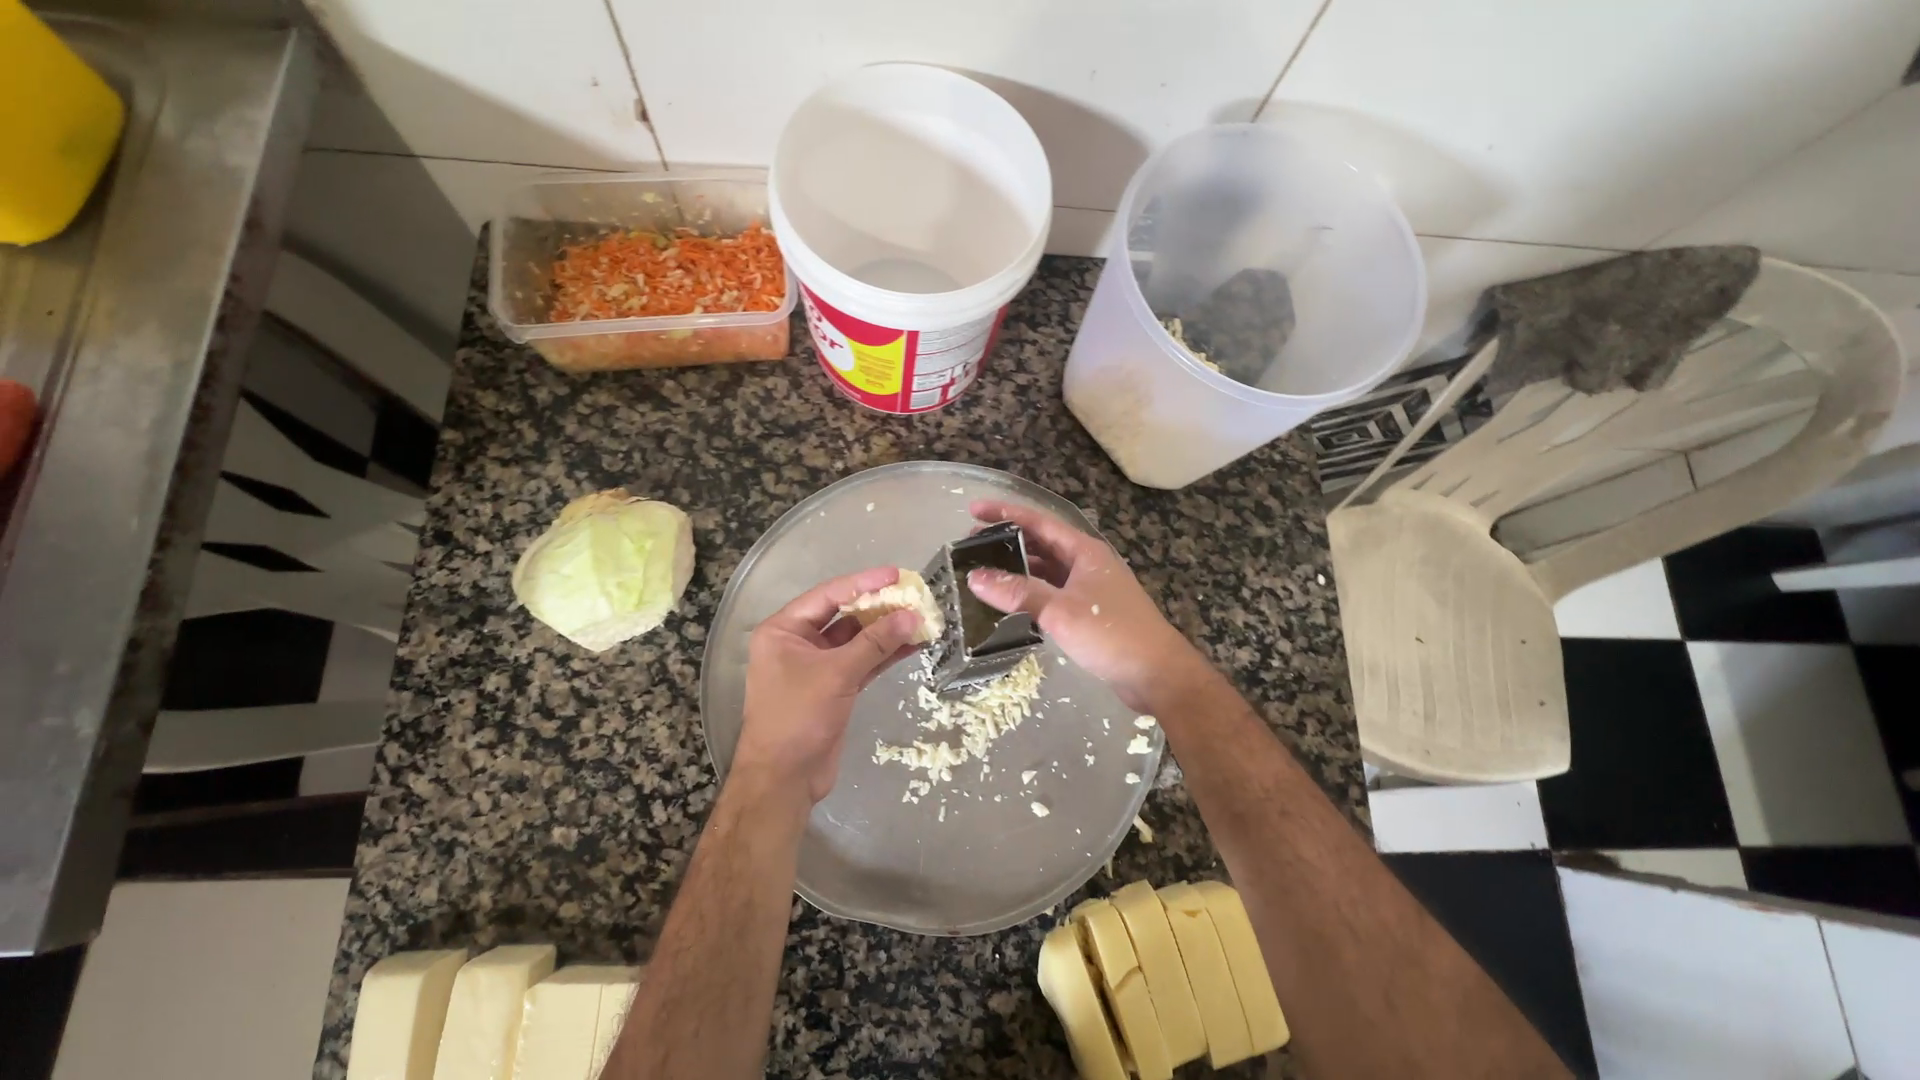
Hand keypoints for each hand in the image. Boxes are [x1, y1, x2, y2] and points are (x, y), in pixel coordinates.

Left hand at [735, 567, 922, 808]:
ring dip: (887, 632)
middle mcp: (797, 643)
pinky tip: (913, 645)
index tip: (897, 575)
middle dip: (879, 607)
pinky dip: (885, 655)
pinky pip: (862, 663)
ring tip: (923, 619)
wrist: (784, 778)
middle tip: (915, 596)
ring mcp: (817, 667)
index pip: (828, 595)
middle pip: (844, 615)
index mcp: (783, 630)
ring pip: (856, 641)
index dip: (864, 583)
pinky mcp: (834, 689)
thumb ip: (875, 643)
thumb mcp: (837, 675)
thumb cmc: (798, 717)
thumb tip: (912, 616)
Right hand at [965, 500, 1202, 711]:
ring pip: (1047, 570)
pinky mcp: (1090, 614)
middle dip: (1008, 541)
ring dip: (1018, 569)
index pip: (1038, 522)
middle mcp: (1088, 564)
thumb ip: (1018, 592)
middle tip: (971, 545)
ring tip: (984, 572)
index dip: (1005, 514)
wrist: (1156, 673)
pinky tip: (1011, 604)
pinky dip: (1030, 593)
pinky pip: (1053, 593)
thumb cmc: (1112, 634)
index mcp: (1084, 551)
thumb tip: (975, 577)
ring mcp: (1090, 589)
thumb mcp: (1060, 611)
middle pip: (1042, 544)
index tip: (973, 511)